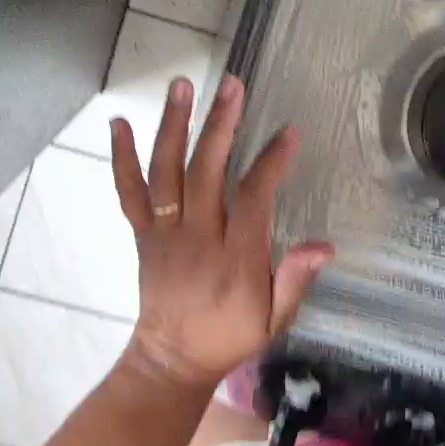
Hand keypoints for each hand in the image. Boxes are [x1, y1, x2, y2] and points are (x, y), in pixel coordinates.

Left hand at [109, 75, 332, 389]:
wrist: (171, 361)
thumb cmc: (230, 335)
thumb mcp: (274, 319)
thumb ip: (295, 280)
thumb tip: (325, 246)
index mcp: (233, 258)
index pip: (253, 199)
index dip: (271, 164)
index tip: (289, 132)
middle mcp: (195, 237)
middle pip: (205, 173)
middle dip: (219, 126)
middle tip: (232, 85)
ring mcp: (164, 232)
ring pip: (165, 173)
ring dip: (172, 126)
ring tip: (181, 85)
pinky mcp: (143, 233)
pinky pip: (128, 192)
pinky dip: (121, 157)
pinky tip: (119, 123)